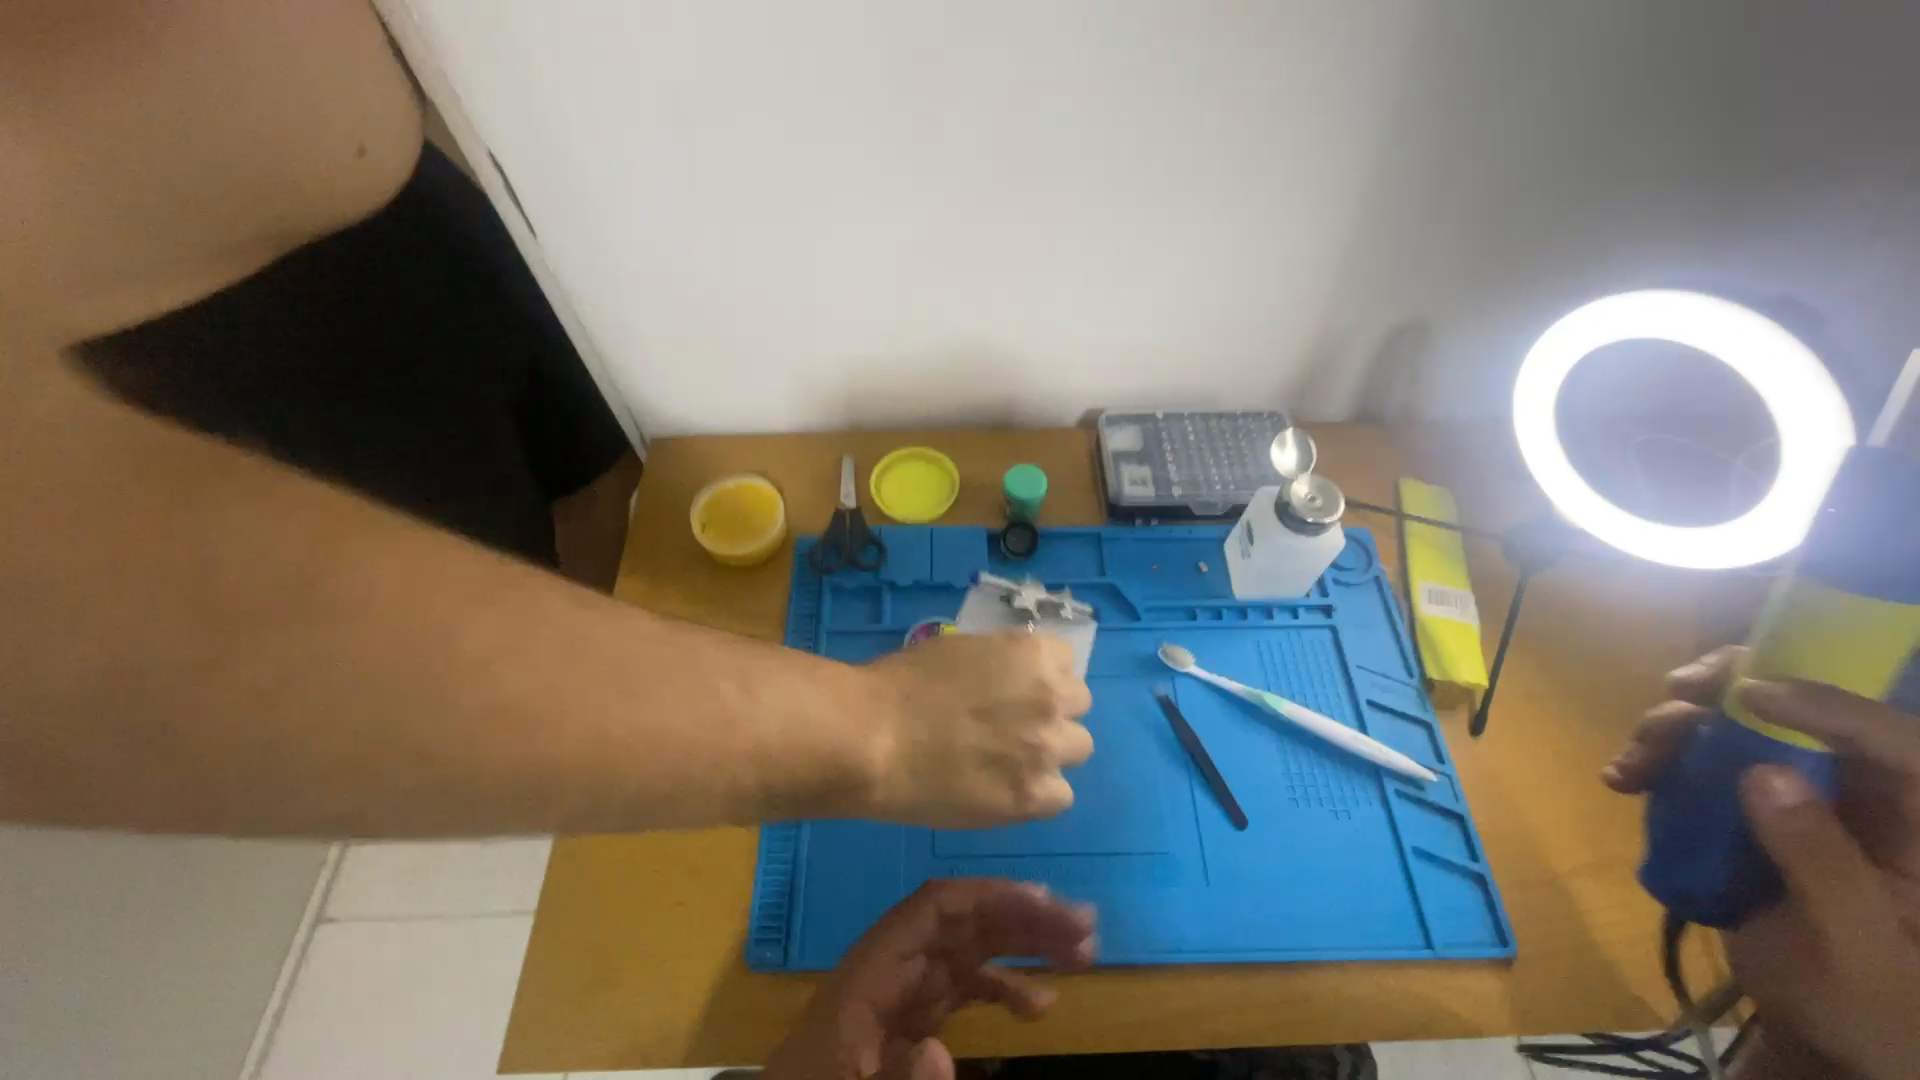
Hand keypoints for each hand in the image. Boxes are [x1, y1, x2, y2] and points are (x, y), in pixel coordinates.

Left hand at [764, 878, 1096, 1079]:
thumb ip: (894, 1076)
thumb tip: (942, 1054)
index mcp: (871, 971)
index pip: (933, 909)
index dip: (989, 896)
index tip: (1043, 898)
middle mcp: (894, 968)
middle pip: (963, 922)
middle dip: (1023, 917)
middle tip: (1083, 924)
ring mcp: (906, 992)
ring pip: (972, 949)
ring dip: (1025, 945)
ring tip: (1080, 951)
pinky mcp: (913, 1018)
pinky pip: (965, 987)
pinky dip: (1005, 988)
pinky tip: (1041, 1005)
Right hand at [859, 632, 1093, 826]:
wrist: (874, 737)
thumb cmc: (903, 685)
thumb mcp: (960, 651)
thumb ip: (999, 665)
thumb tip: (1009, 683)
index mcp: (1034, 655)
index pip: (1065, 662)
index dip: (1041, 676)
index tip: (1017, 689)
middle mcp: (1052, 698)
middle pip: (1078, 705)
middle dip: (1051, 712)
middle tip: (1013, 726)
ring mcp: (1047, 749)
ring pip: (1077, 750)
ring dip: (1049, 752)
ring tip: (1010, 762)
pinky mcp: (1033, 797)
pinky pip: (1060, 797)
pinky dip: (1038, 794)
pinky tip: (1005, 791)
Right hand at [1604, 648, 1919, 1079]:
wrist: (1832, 1037)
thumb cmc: (1868, 1007)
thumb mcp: (1855, 950)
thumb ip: (1824, 865)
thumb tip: (1768, 775)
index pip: (1901, 743)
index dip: (1833, 706)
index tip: (1752, 694)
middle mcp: (1869, 796)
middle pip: (1805, 711)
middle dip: (1731, 691)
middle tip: (1677, 692)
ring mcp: (1805, 798)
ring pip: (1738, 726)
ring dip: (1676, 728)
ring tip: (1633, 762)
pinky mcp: (1750, 808)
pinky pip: (1699, 761)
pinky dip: (1653, 759)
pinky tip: (1622, 779)